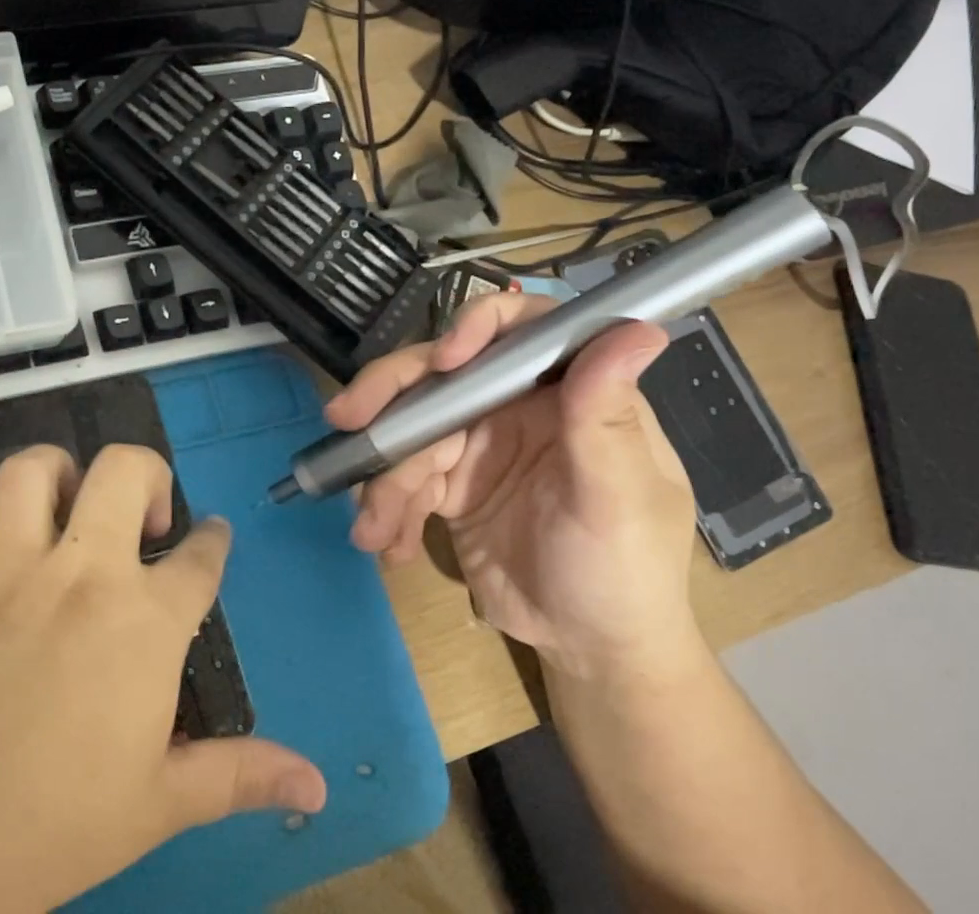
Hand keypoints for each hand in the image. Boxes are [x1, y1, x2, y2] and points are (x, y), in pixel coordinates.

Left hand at [0, 445, 324, 912]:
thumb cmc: (62, 823)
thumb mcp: (164, 802)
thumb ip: (242, 776)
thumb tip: (318, 786)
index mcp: (144, 623)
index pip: (200, 559)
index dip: (212, 542)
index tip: (210, 538)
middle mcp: (80, 576)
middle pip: (122, 472)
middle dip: (146, 476)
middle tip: (144, 521)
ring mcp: (5, 573)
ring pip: (30, 472)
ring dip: (55, 473)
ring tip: (68, 507)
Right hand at [325, 294, 699, 677]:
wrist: (585, 649)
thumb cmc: (625, 573)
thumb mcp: (618, 500)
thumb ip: (605, 420)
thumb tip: (635, 329)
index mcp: (569, 396)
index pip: (524, 332)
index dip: (478, 328)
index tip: (443, 360)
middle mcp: (518, 409)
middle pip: (443, 375)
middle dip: (390, 397)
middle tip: (344, 419)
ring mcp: (477, 448)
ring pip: (410, 432)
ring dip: (383, 479)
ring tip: (374, 529)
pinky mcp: (447, 487)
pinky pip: (401, 481)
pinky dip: (386, 510)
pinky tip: (389, 545)